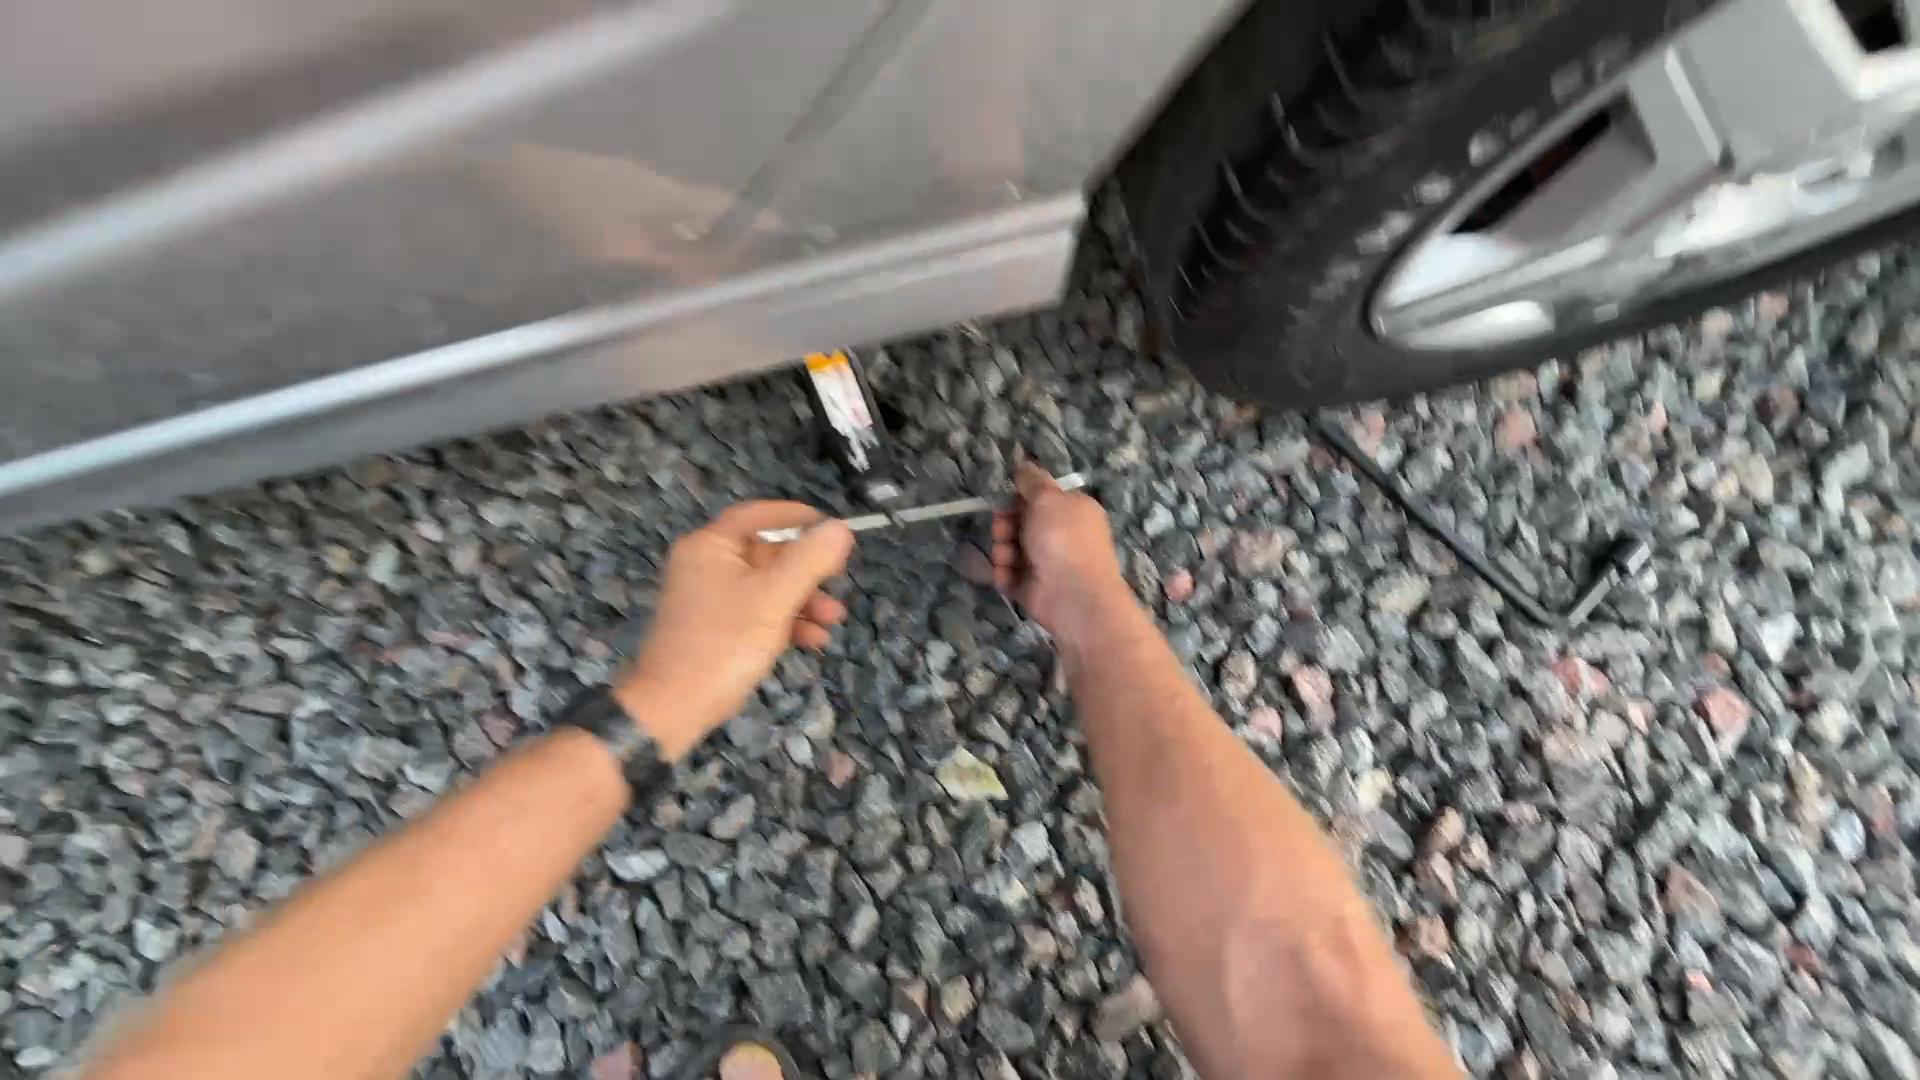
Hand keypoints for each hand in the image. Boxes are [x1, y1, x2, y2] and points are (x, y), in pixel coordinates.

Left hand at [616, 503, 854, 757]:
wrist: (673, 709)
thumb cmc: (724, 644)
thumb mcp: (774, 598)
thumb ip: (810, 560)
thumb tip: (842, 528)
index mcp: (711, 546)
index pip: (758, 515)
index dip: (797, 517)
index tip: (833, 527)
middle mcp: (705, 565)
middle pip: (767, 553)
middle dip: (808, 570)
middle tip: (840, 579)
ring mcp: (708, 598)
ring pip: (766, 586)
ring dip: (803, 600)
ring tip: (834, 619)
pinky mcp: (714, 628)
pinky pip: (756, 612)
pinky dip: (785, 621)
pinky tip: (813, 640)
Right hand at [991, 463, 1129, 641]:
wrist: (1072, 595)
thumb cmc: (1063, 539)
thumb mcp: (1049, 498)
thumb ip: (1032, 481)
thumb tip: (1024, 465)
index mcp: (1071, 511)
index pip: (1039, 498)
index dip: (1019, 498)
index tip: (1008, 500)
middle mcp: (1059, 535)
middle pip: (1018, 522)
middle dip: (1005, 525)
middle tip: (1005, 530)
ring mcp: (1045, 562)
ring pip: (1009, 548)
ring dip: (1002, 550)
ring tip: (1009, 558)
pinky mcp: (1030, 586)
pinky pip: (1008, 573)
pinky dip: (1004, 574)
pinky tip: (1009, 576)